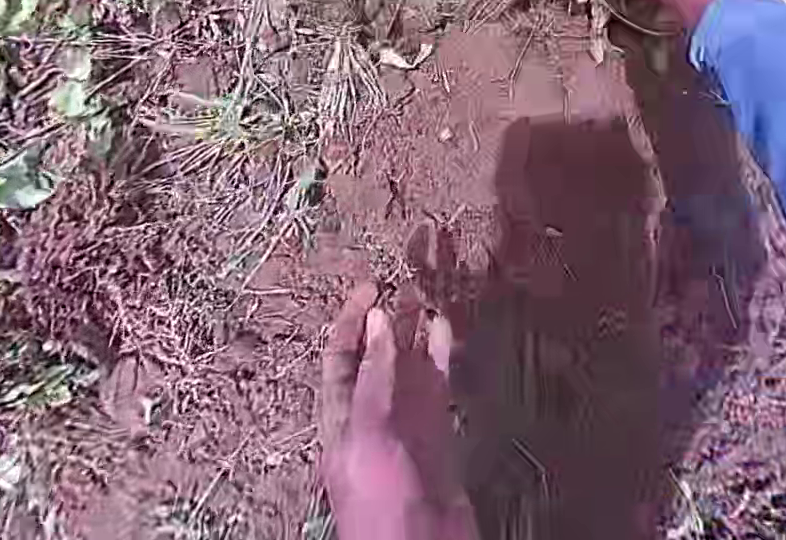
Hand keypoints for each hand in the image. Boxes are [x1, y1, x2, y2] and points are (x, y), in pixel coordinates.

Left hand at [319, 284, 477, 539]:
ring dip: (416, 328)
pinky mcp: (434, 425)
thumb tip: (378, 320)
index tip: (372, 287)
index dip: (352, 318)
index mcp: (342, 413)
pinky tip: (444, 327)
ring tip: (427, 293)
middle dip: (388, 316)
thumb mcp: (366, 433)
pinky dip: (440, 351)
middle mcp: (372, 409)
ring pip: (409, 360)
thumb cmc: (378, 506)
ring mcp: (405, 417)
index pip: (341, 353)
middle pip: (377, 352)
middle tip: (406, 280)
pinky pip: (435, 378)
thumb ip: (374, 375)